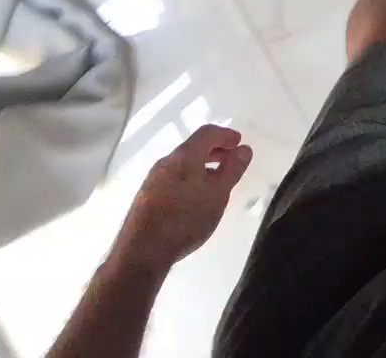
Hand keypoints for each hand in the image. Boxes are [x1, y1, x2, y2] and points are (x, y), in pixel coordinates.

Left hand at [119, 125, 252, 267]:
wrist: (141, 253)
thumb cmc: (186, 218)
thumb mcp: (218, 194)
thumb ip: (233, 169)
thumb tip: (244, 149)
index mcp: (185, 155)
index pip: (207, 132)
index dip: (226, 135)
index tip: (239, 143)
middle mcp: (166, 161)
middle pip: (194, 147)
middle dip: (215, 151)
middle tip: (230, 161)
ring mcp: (152, 180)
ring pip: (182, 165)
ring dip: (201, 167)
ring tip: (214, 184)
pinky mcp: (145, 197)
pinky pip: (172, 179)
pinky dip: (188, 180)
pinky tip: (193, 200)